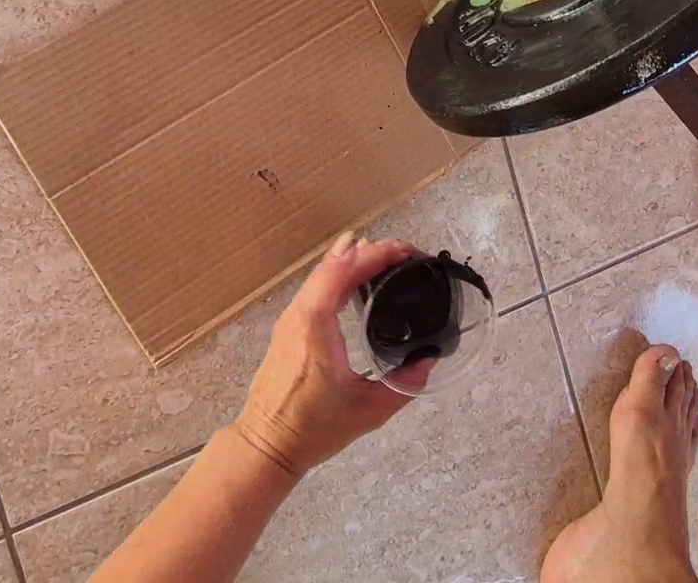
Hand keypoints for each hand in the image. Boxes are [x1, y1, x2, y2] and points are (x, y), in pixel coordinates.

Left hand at [231, 233, 420, 476]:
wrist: (267, 445)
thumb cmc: (314, 428)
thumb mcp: (368, 410)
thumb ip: (404, 385)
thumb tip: (430, 359)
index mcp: (315, 324)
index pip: (344, 270)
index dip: (376, 254)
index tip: (406, 252)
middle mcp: (299, 313)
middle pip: (333, 265)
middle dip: (369, 252)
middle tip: (404, 254)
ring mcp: (290, 318)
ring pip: (321, 273)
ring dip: (352, 260)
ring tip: (385, 257)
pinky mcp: (288, 327)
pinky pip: (314, 287)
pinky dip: (337, 273)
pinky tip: (353, 276)